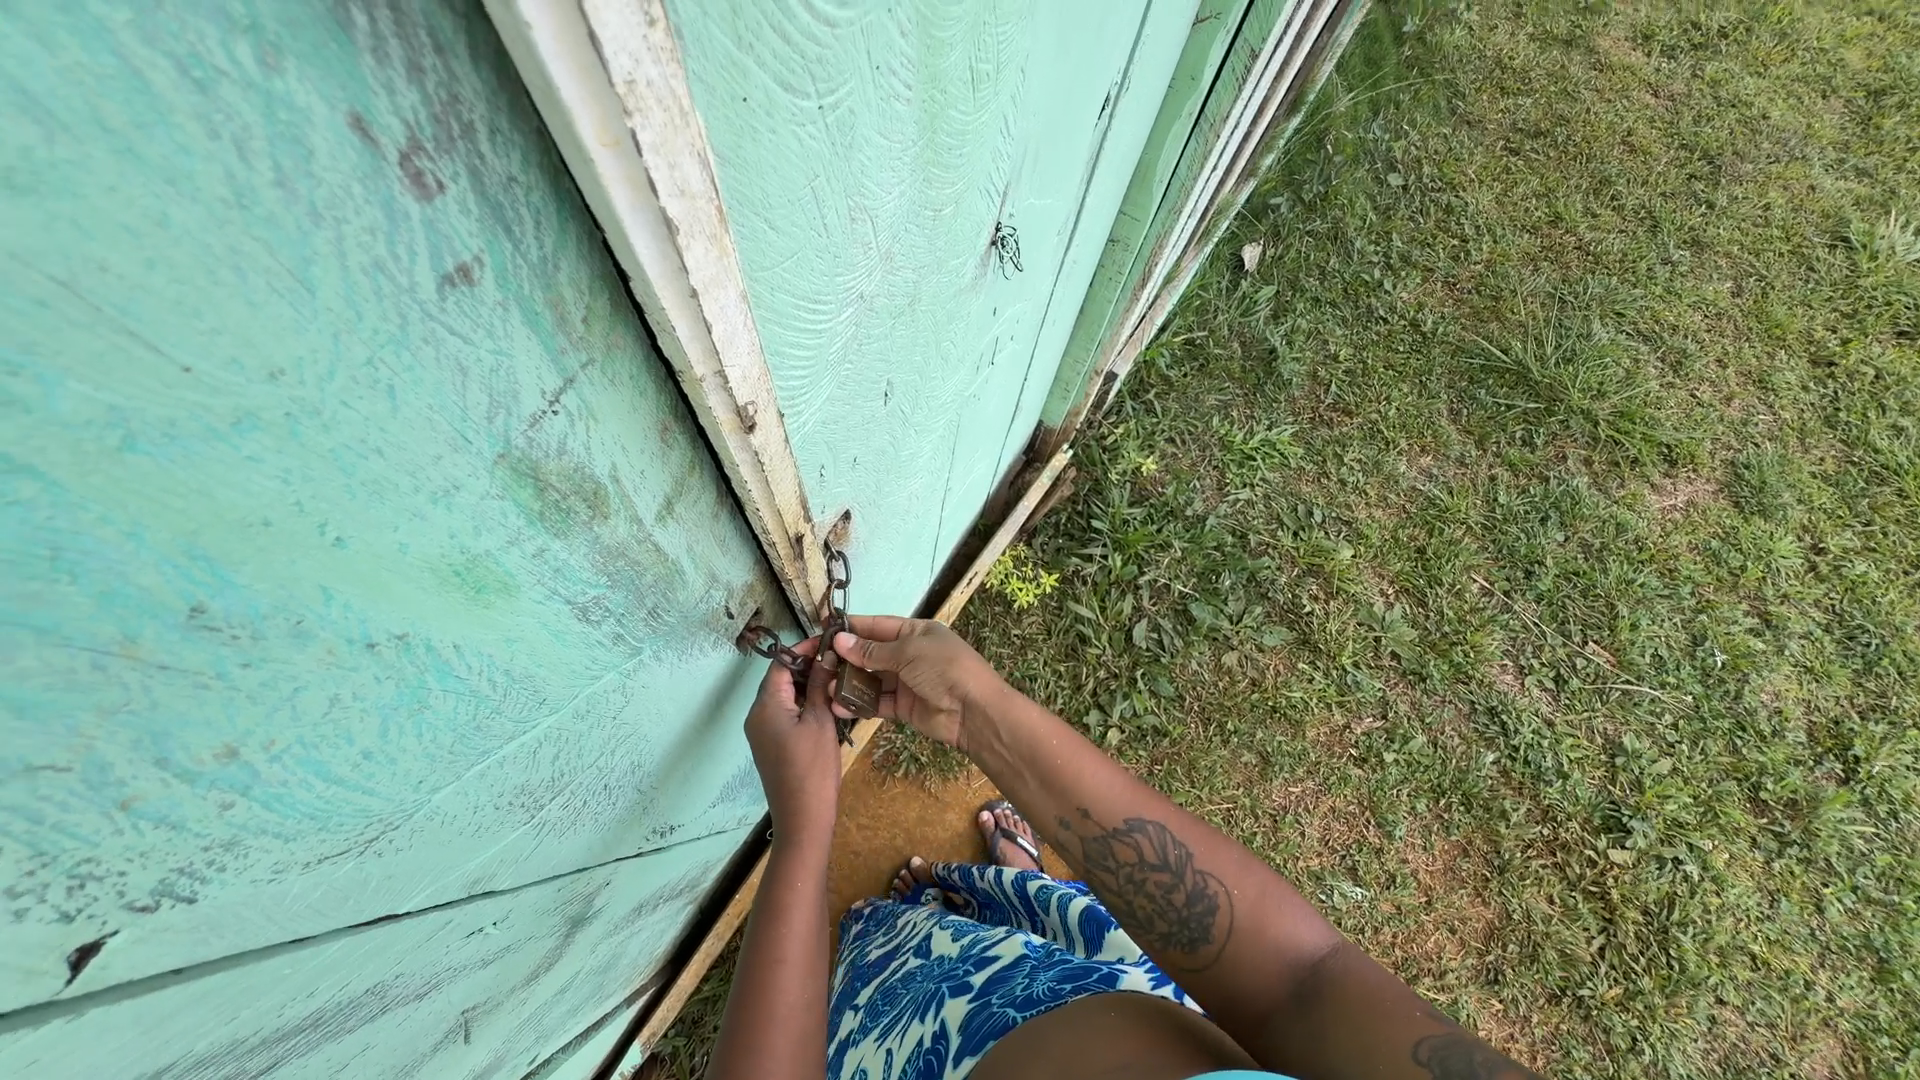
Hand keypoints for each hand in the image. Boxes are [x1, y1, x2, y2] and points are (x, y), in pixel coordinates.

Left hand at [743, 636, 840, 843]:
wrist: (803, 818)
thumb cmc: (813, 768)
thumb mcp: (821, 721)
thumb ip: (821, 685)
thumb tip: (826, 656)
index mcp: (765, 705)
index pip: (780, 663)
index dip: (803, 649)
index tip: (828, 641)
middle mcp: (756, 715)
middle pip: (779, 679)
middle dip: (806, 667)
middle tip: (837, 660)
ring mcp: (761, 732)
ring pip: (783, 697)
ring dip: (807, 686)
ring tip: (837, 679)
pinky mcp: (770, 745)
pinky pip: (784, 714)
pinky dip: (803, 705)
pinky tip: (827, 704)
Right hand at [829, 616, 1009, 750]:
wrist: (975, 711)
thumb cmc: (945, 669)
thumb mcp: (909, 652)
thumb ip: (872, 650)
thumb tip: (840, 640)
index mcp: (914, 632)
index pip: (874, 626)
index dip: (848, 627)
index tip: (820, 629)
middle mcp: (908, 654)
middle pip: (868, 653)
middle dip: (842, 658)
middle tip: (815, 663)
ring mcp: (906, 682)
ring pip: (869, 679)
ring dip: (847, 682)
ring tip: (824, 686)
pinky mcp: (903, 707)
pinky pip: (876, 703)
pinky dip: (857, 704)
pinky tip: (837, 706)